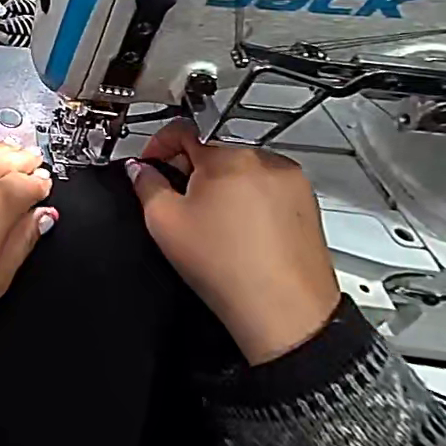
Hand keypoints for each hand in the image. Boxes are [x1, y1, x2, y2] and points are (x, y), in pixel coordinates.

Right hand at [127, 121, 338, 364]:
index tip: (152, 163)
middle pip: (212, 150)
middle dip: (189, 169)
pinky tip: (238, 232)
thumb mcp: (164, 223)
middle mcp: (264, 160)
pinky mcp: (305, 202)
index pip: (182, 131)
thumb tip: (140, 170)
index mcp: (227, 156)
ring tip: (212, 223)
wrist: (284, 314)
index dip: (158, 146)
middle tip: (178, 200)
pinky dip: (248, 199)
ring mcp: (289, 181)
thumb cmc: (230, 271)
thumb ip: (145, 185)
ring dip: (220, 183)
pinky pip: (265, 187)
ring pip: (240, 168)